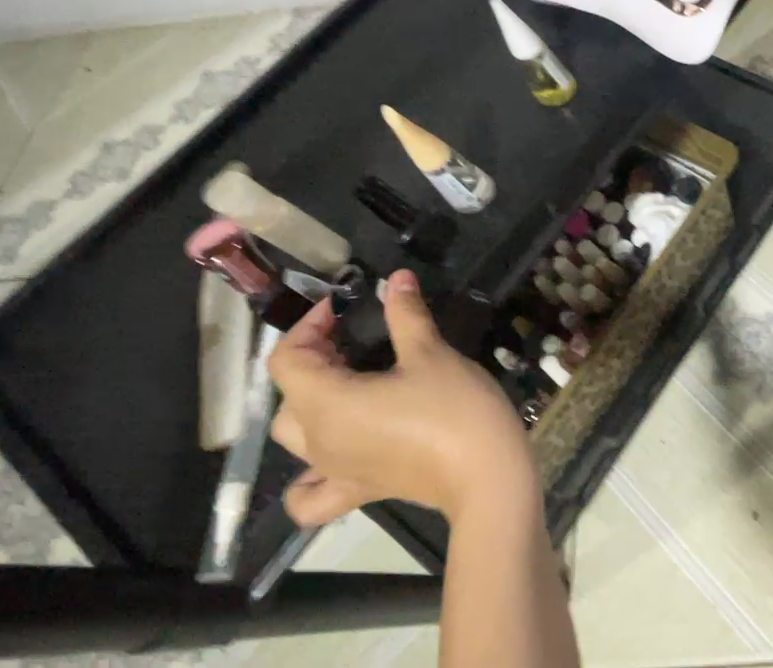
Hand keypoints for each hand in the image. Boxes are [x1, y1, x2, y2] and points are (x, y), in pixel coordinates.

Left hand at [267, 269, 537, 527]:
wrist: (484, 473)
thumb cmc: (453, 408)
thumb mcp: (431, 352)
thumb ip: (406, 314)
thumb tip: (396, 278)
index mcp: (326, 403)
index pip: (287, 359)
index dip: (309, 325)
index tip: (344, 306)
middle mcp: (317, 439)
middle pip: (290, 392)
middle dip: (314, 357)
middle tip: (355, 337)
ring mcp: (333, 470)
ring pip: (294, 434)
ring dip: (309, 404)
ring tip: (346, 383)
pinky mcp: (357, 490)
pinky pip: (310, 494)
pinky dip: (307, 479)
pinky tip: (332, 456)